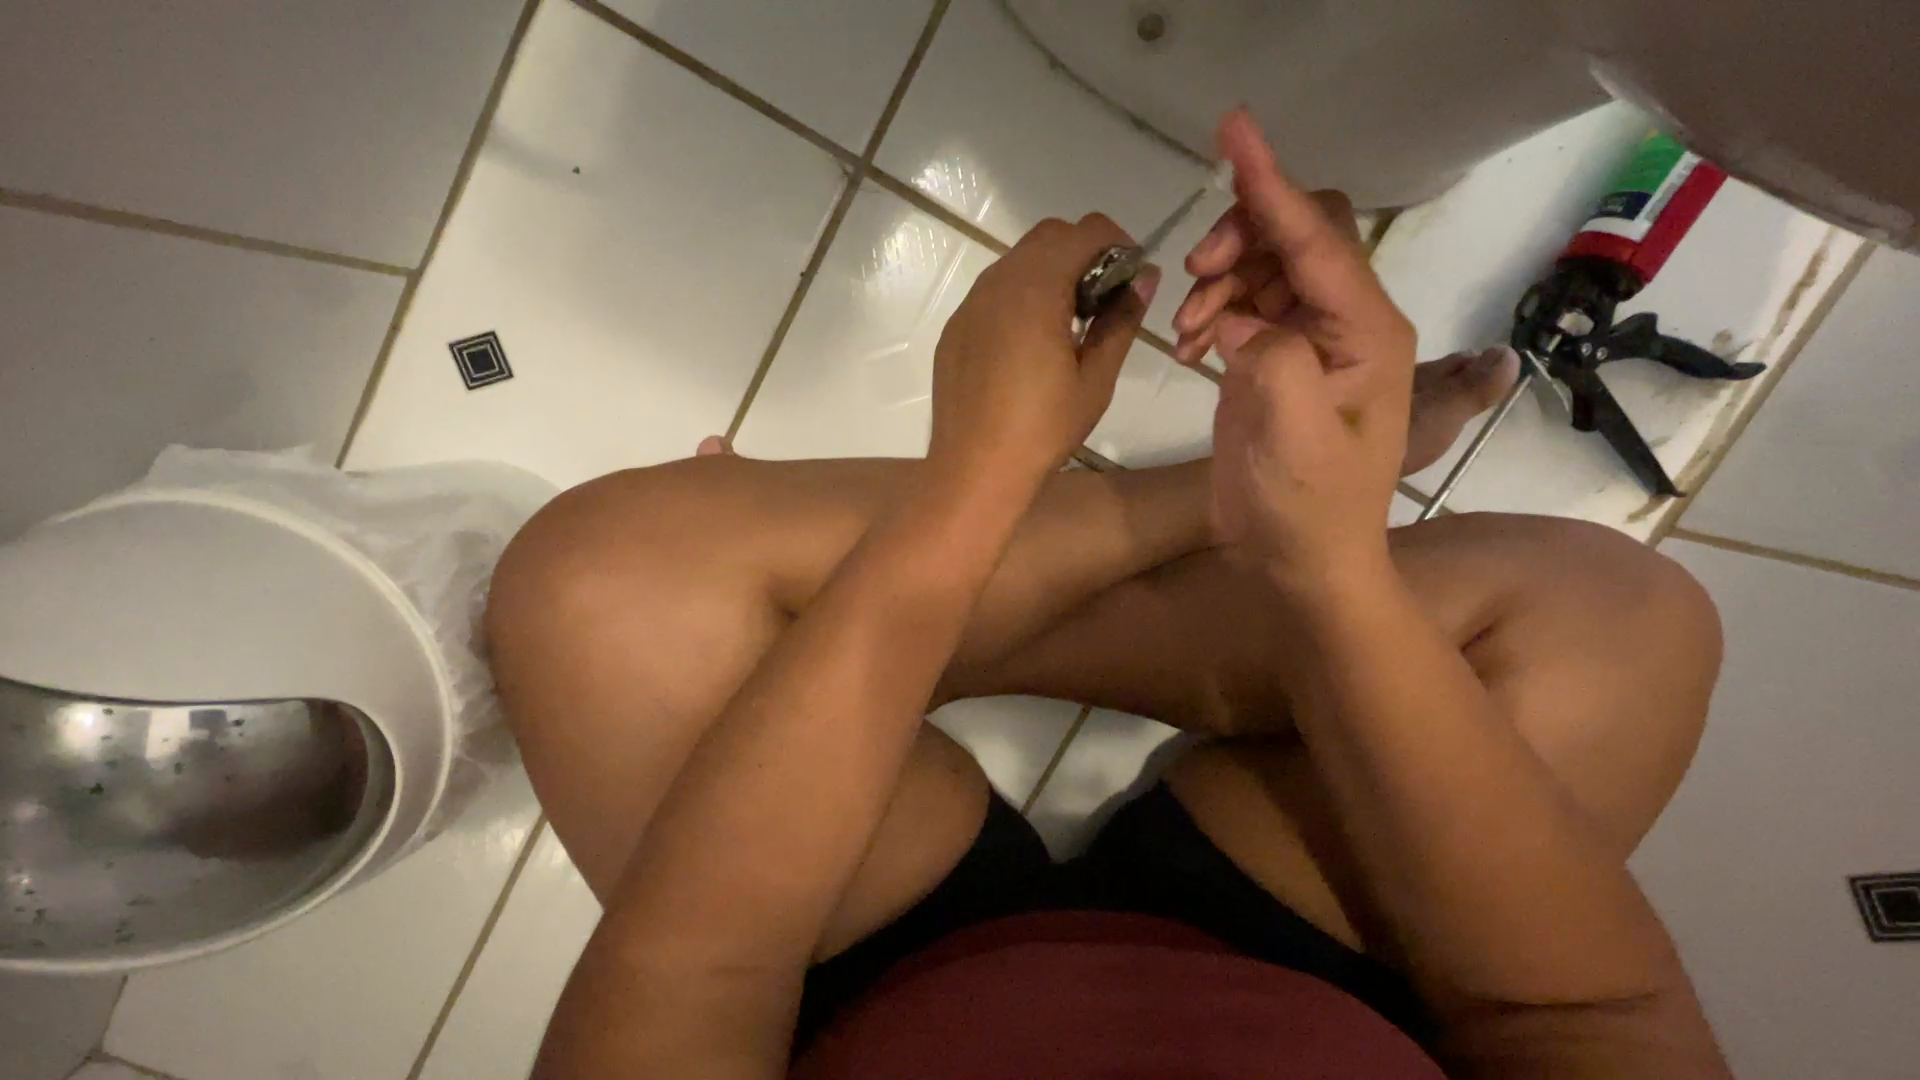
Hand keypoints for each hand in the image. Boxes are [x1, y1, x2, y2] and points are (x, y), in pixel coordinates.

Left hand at [928, 214, 1156, 485]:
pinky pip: (993, 292)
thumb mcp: (1095, 380)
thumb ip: (1121, 321)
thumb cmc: (1042, 430)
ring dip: (1050, 274)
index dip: (1117, 244)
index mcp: (1036, 290)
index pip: (1085, 230)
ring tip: (1068, 325)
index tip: (1130, 279)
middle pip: (1048, 237)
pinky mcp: (955, 328)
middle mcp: (997, 284)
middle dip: (1083, 253)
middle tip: (1102, 302)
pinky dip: (1020, 298)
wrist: (974, 470)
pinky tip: (1029, 347)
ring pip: (1017, 262)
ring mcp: (970, 305)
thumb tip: (1144, 280)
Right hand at [1186, 109, 1415, 585]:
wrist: (1299, 564)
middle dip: (1236, 242)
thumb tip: (1241, 322)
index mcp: (1364, 331)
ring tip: (1186, 331)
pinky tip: (1190, 345)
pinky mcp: (1276, 363)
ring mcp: (1309, 342)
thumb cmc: (1305, 509)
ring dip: (1216, 285)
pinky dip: (1210, 315)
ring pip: (1261, 270)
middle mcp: (1344, 324)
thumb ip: (1271, 358)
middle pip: (1291, 238)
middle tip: (1192, 279)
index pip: (1315, 237)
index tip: (1233, 131)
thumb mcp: (1291, 434)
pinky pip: (1242, 308)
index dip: (1270, 182)